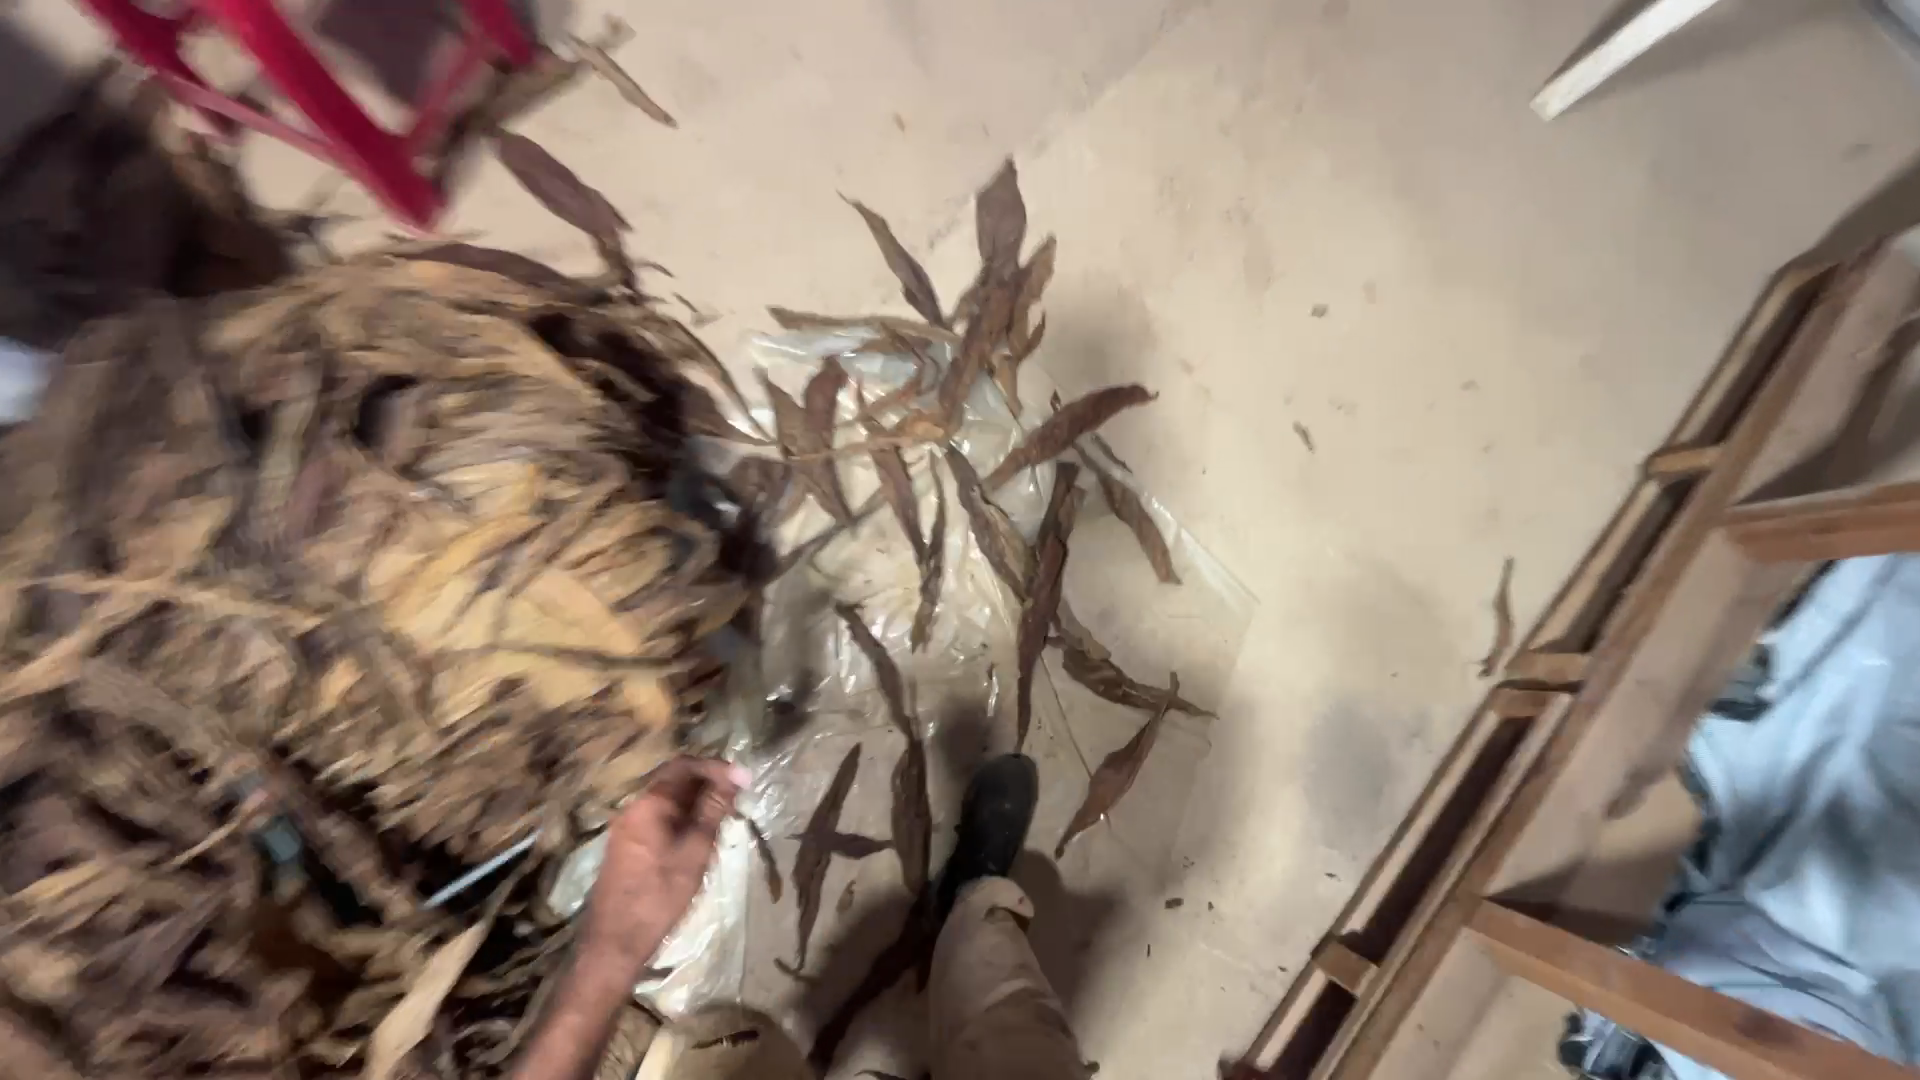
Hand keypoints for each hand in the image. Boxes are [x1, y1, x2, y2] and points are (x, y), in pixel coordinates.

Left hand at [578, 756, 748, 979]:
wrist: (613, 944)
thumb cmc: (659, 895)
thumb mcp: (695, 850)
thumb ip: (714, 808)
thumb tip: (736, 774)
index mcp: (649, 803)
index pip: (685, 765)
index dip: (716, 767)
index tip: (743, 780)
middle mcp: (633, 808)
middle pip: (674, 780)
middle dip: (708, 784)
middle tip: (735, 800)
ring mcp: (626, 827)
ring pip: (667, 801)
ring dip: (696, 803)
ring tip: (721, 820)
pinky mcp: (625, 845)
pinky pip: (658, 817)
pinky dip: (681, 818)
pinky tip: (697, 839)